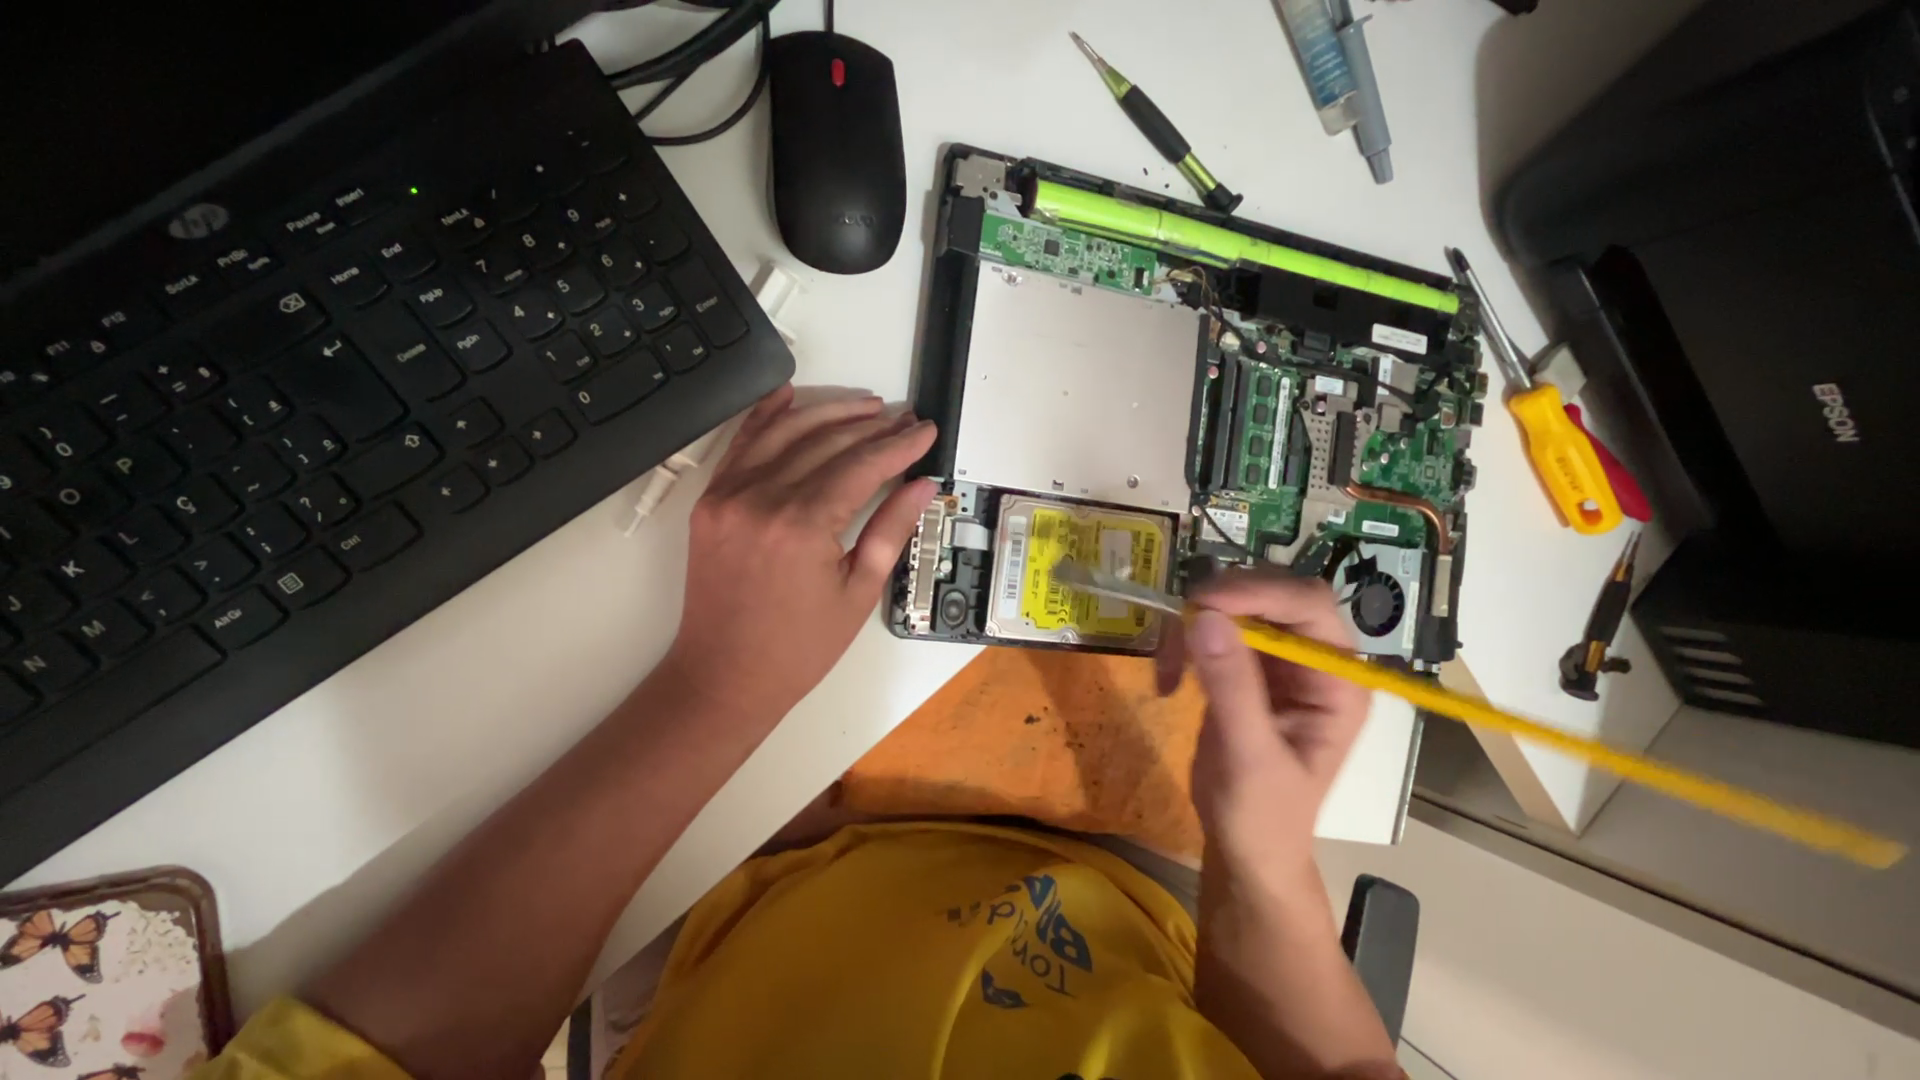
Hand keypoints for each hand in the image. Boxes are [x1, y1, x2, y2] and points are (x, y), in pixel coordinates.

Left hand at [661, 384, 937, 725]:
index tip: (925, 432)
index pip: (862, 466)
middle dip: (872, 426)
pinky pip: (741, 445)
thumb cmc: (796, 649)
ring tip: (865, 406)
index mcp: (803, 526)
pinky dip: (766, 417)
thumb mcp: (858, 593)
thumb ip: (891, 530)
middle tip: (904, 417)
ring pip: (785, 433)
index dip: (899, 446)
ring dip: (828, 412)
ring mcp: (729, 496)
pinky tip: (790, 396)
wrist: (724, 675)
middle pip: (826, 442)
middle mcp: (762, 500)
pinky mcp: (711, 502)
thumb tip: (922, 485)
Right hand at [1157, 571, 1370, 872]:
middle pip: (1273, 595)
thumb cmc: (1264, 816)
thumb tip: (1206, 617)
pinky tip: (1168, 677)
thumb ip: (1233, 686)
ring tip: (1167, 664)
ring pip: (1238, 606)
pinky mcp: (1243, 668)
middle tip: (1179, 622)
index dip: (1261, 592)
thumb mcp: (1250, 756)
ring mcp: (1278, 662)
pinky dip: (1185, 641)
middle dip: (1224, 601)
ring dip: (1196, 622)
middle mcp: (1313, 660)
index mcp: (1337, 679)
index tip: (1206, 602)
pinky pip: (1213, 630)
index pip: (1309, 606)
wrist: (1245, 849)